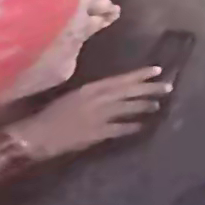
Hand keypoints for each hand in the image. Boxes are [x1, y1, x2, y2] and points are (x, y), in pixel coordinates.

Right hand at [10, 67, 172, 159]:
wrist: (36, 134)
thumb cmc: (51, 114)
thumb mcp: (74, 96)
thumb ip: (94, 94)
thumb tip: (113, 93)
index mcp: (91, 88)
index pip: (121, 79)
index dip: (140, 75)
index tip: (157, 70)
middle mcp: (98, 99)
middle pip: (129, 92)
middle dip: (150, 89)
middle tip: (168, 87)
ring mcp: (99, 116)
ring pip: (128, 109)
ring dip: (144, 107)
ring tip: (157, 105)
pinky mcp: (98, 133)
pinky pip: (120, 129)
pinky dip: (131, 128)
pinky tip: (142, 127)